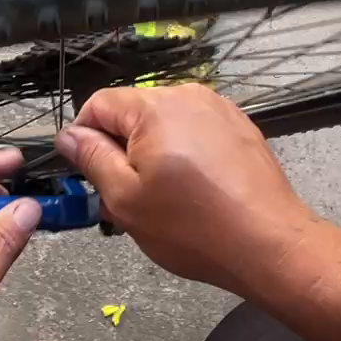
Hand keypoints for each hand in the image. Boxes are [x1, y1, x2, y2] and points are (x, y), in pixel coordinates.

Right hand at [56, 84, 321, 297]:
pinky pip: (194, 131)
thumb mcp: (126, 198)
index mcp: (155, 107)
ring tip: (162, 200)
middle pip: (132, 113)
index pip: (99, 103)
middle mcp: (187, 95)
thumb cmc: (194, 227)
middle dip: (120, 150)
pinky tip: (193, 192)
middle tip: (124, 198)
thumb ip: (92, 158)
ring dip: (152, 154)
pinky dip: (183, 155)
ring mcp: (218, 109)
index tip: (88, 173)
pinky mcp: (239, 127)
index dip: (84, 136)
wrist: (271, 245)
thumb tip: (68, 135)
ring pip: (163, 124)